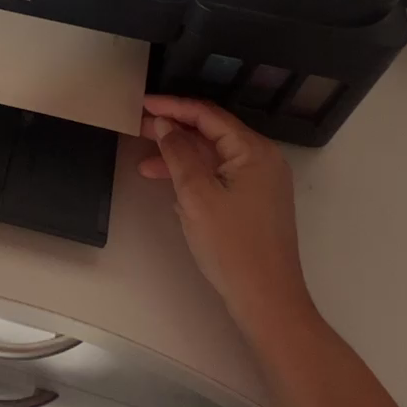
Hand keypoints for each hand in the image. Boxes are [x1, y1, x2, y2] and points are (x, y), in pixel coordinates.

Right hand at [138, 96, 311, 326]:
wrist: (267, 302)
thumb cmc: (232, 246)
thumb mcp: (196, 195)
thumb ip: (178, 153)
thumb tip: (165, 124)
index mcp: (253, 151)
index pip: (208, 115)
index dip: (173, 106)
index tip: (143, 104)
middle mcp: (261, 159)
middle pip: (212, 133)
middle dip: (174, 130)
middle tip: (139, 128)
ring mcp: (260, 182)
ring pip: (213, 156)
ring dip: (181, 156)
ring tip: (145, 162)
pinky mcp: (254, 202)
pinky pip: (220, 175)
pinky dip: (194, 176)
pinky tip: (170, 185)